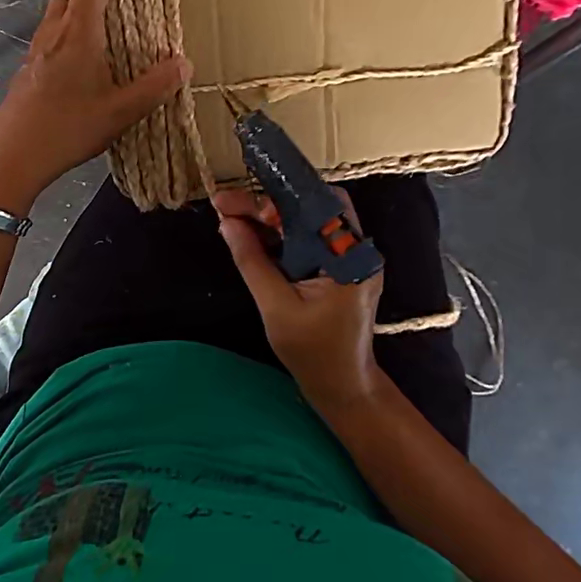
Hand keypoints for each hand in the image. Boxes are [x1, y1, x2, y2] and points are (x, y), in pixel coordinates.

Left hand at [0, 0, 189, 214]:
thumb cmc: (64, 133)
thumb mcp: (119, 114)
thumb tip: (182, 64)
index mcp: (78, 28)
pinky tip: (106, 22)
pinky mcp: (40, 50)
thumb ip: (155, 86)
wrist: (11, 155)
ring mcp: (44, 35)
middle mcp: (58, 22)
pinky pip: (64, 7)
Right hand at [214, 188, 384, 406]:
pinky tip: (249, 235)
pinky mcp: (335, 267)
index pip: (321, 203)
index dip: (281, 195)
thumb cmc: (313, 352)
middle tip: (225, 206)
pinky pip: (306, 239)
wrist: (342, 386)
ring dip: (268, 217)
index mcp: (349, 257)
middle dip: (266, 203)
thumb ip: (252, 261)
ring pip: (305, 221)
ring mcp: (347, 258)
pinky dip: (278, 235)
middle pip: (310, 207)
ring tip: (229, 217)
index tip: (245, 202)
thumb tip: (227, 223)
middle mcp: (355, 250)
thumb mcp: (275, 306)